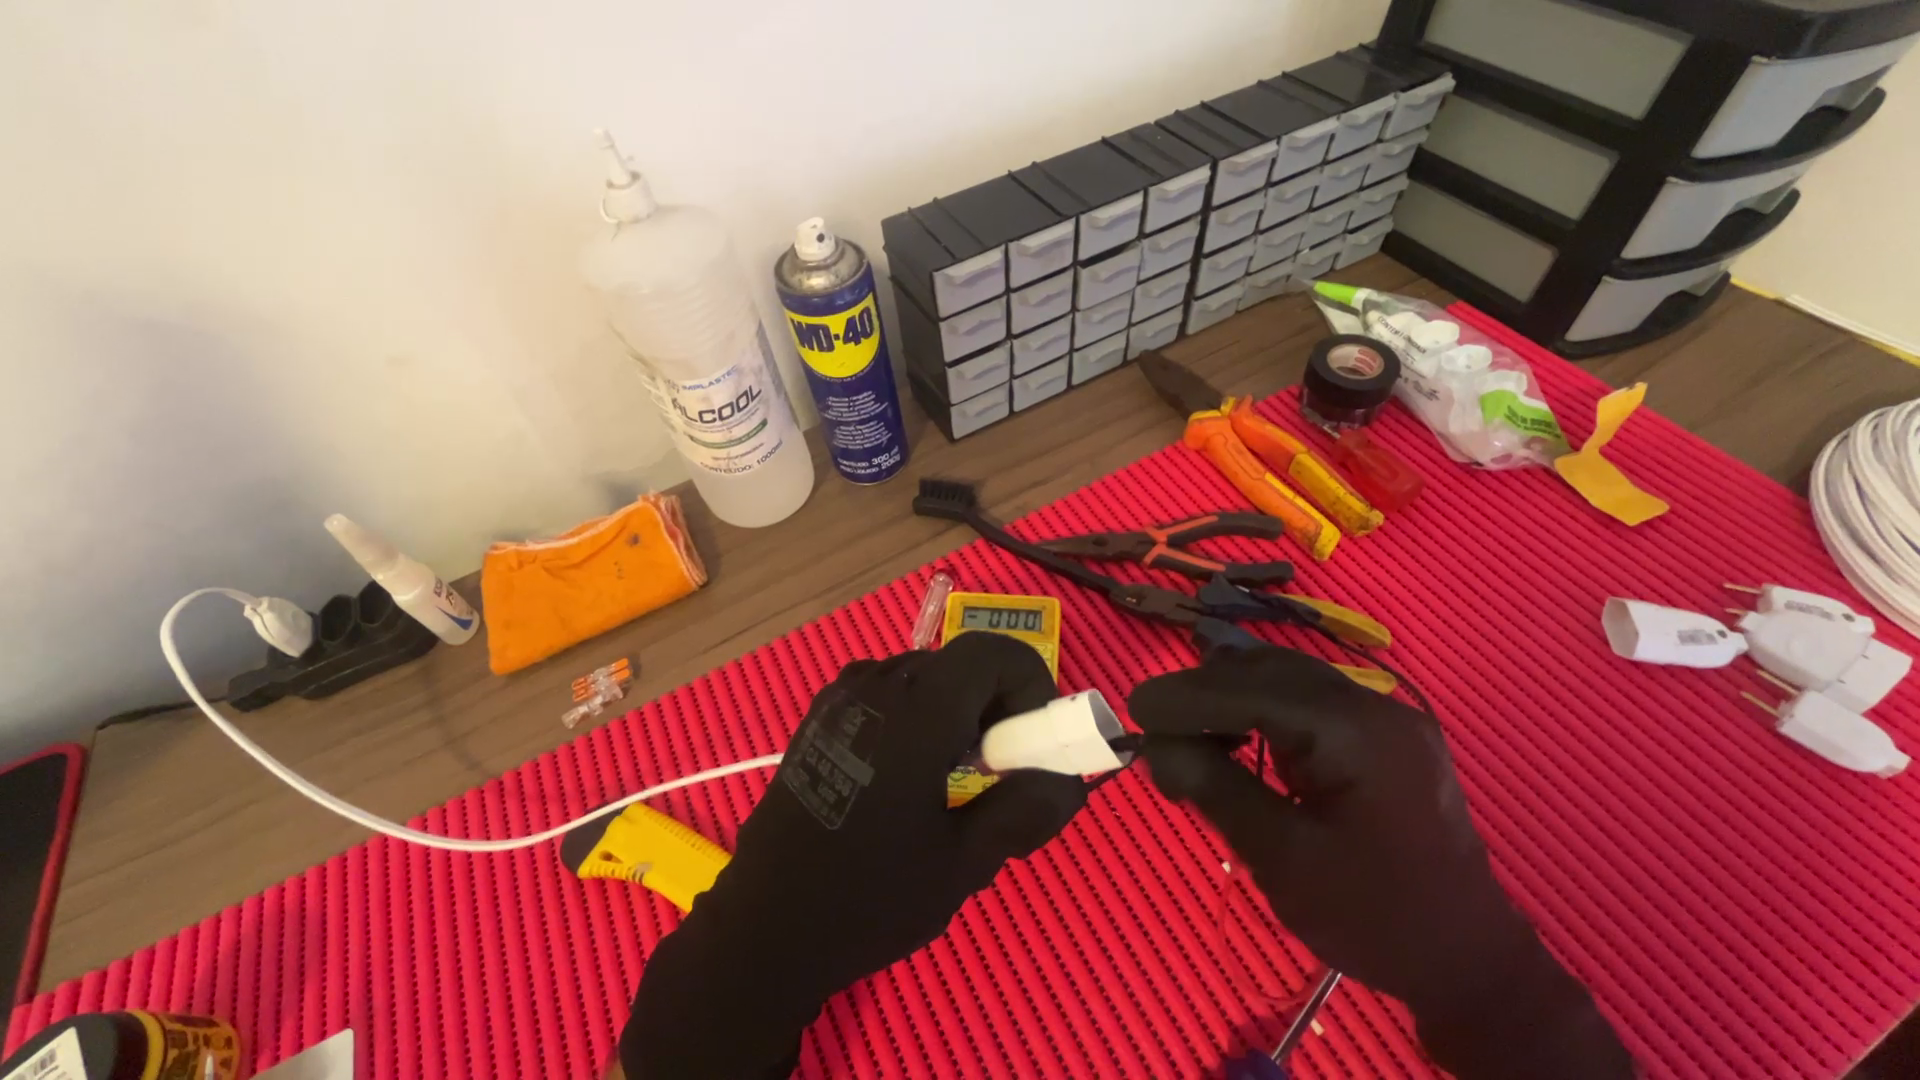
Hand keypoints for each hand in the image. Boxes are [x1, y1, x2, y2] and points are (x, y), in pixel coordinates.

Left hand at [621, 633, 1087, 1078]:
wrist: (764, 927)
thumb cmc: (869, 898)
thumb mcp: (964, 862)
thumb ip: (1026, 808)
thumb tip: (1069, 780)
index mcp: (916, 711)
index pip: (993, 653)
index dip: (1031, 685)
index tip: (1034, 741)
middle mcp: (876, 685)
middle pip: (960, 664)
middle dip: (998, 705)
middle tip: (1003, 769)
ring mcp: (840, 698)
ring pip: (926, 677)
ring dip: (959, 713)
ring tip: (958, 780)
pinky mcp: (819, 718)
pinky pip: (889, 694)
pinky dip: (920, 717)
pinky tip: (910, 778)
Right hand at [1129, 648, 1631, 1077]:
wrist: (1469, 962)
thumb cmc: (1375, 918)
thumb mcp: (1283, 860)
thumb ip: (1217, 789)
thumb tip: (1156, 745)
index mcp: (1359, 733)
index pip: (1254, 690)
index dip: (1188, 697)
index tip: (1135, 709)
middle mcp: (1376, 708)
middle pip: (1269, 672)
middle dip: (1204, 694)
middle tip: (1154, 731)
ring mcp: (1385, 718)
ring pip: (1286, 680)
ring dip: (1229, 699)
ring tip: (1185, 738)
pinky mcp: (1382, 737)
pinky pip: (1307, 704)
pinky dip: (1260, 713)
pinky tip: (1232, 739)